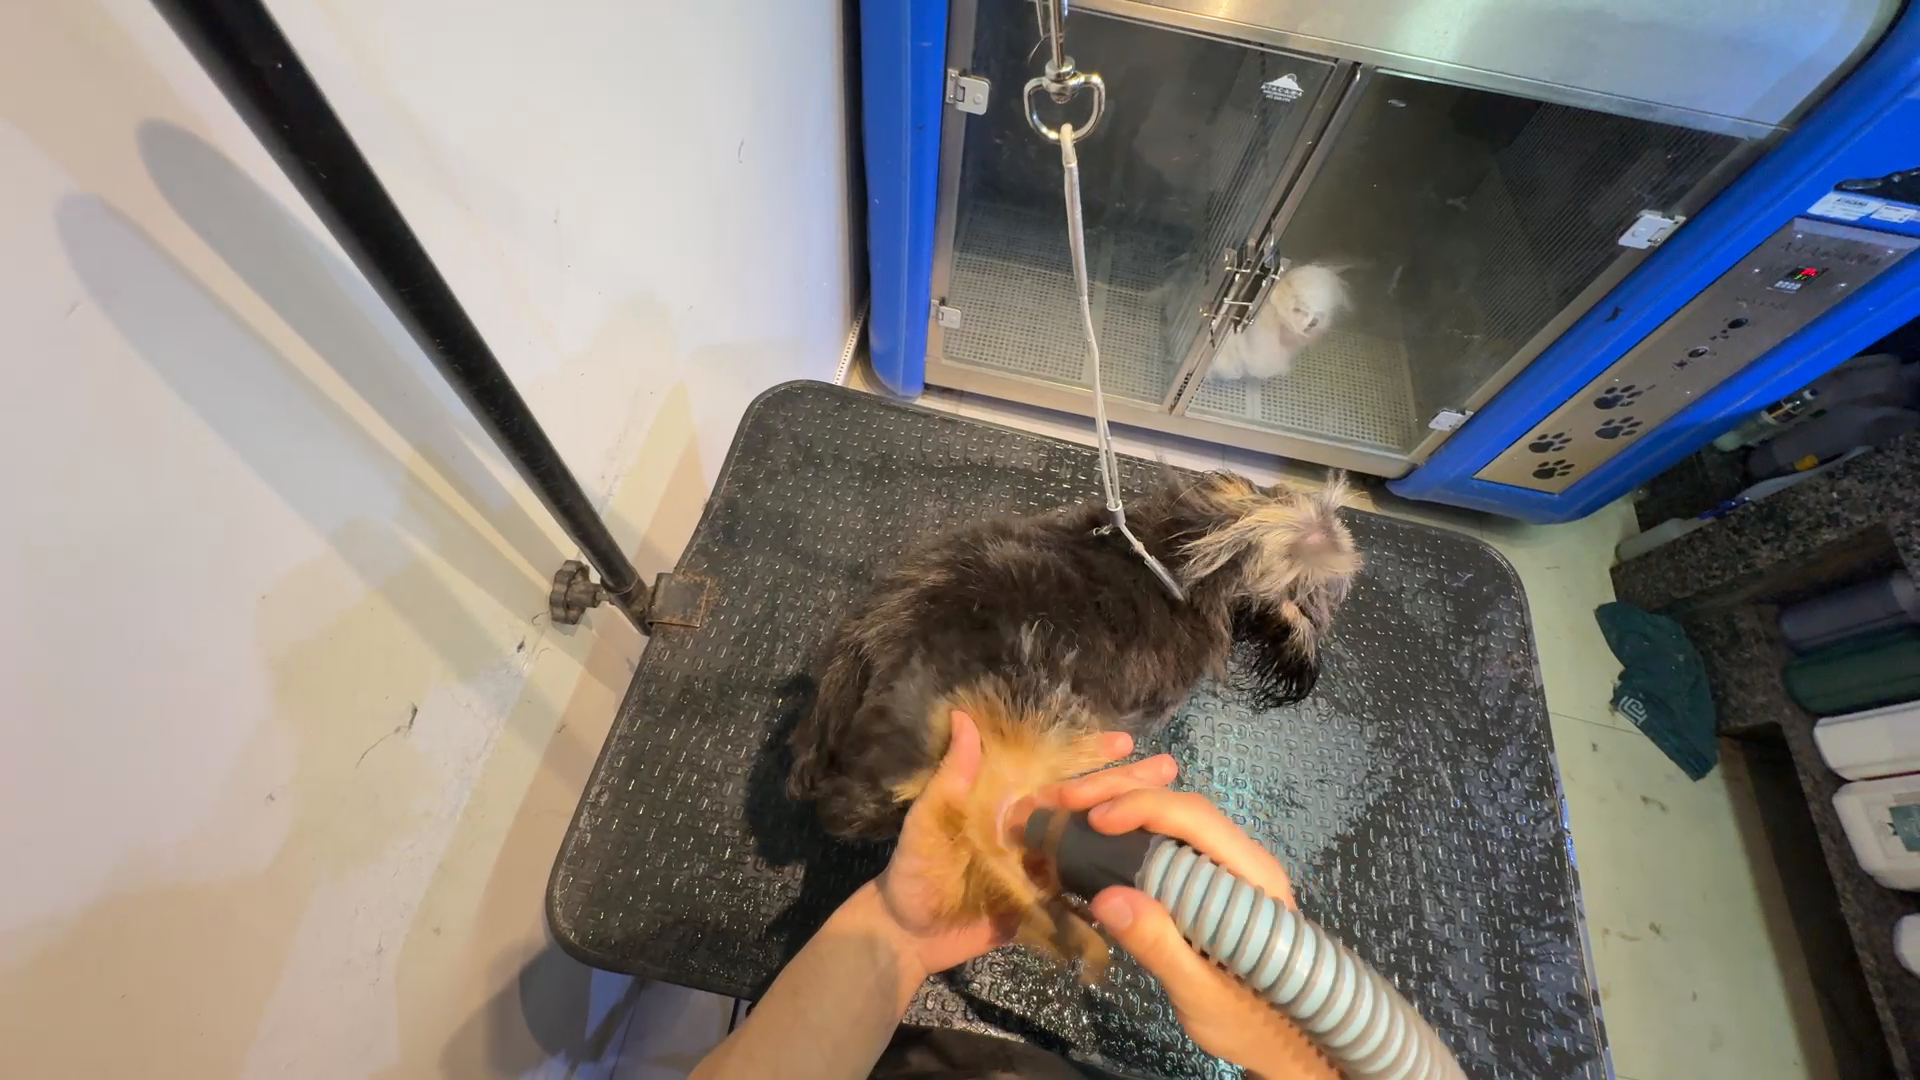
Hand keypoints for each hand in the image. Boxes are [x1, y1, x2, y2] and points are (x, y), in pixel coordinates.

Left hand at [874, 713, 1171, 976]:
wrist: (906, 934)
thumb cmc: (914, 868)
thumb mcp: (928, 819)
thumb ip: (950, 776)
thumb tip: (961, 717)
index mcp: (1009, 802)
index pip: (1056, 771)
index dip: (1088, 754)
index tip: (1126, 739)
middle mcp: (1033, 829)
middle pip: (1087, 803)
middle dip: (1127, 785)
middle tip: (1170, 769)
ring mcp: (1042, 867)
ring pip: (1094, 843)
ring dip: (1131, 829)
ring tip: (1174, 822)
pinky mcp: (1044, 905)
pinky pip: (1085, 892)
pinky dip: (1115, 885)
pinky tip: (1152, 882)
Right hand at [1085, 790, 1336, 1079]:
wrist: (1281, 1038)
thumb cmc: (1248, 1020)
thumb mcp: (1203, 995)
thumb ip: (1160, 946)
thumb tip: (1106, 897)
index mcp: (1250, 874)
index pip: (1194, 818)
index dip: (1142, 807)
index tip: (1095, 820)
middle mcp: (1238, 852)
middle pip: (1176, 802)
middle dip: (1118, 791)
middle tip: (1064, 798)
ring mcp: (1219, 857)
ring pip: (1166, 807)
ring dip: (1115, 796)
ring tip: (1068, 800)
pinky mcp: (1200, 869)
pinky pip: (1161, 827)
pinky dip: (1122, 815)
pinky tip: (1091, 816)